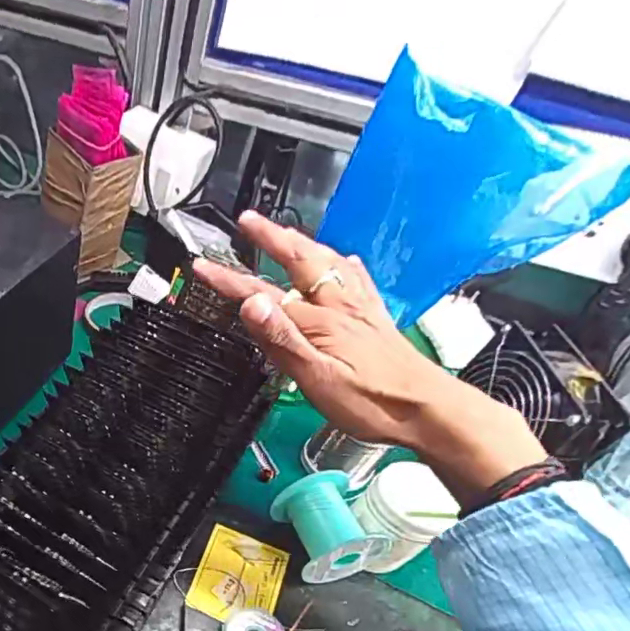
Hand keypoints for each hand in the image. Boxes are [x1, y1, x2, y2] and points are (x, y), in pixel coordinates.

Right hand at [192, 212, 547, 502]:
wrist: (426, 410)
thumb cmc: (371, 402)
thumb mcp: (317, 377)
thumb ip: (282, 340)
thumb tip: (251, 305)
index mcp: (318, 322)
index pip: (263, 295)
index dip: (229, 281)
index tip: (204, 267)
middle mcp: (339, 307)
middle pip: (301, 261)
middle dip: (271, 238)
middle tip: (248, 220)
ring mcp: (359, 310)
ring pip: (327, 263)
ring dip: (301, 243)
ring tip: (285, 232)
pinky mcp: (374, 319)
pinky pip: (356, 280)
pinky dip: (341, 264)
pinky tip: (342, 261)